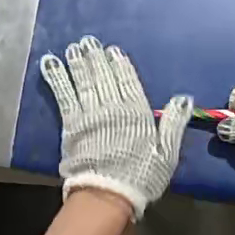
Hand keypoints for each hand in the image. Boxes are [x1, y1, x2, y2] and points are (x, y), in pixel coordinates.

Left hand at [39, 36, 190, 217]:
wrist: (107, 193)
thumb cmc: (140, 176)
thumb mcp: (166, 152)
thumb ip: (173, 123)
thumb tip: (184, 98)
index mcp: (136, 113)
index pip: (128, 81)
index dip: (119, 64)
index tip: (113, 50)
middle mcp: (112, 107)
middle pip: (103, 77)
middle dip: (95, 57)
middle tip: (88, 41)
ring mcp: (89, 114)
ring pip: (83, 81)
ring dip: (77, 62)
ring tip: (72, 47)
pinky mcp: (70, 123)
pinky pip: (62, 95)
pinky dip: (56, 77)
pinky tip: (50, 63)